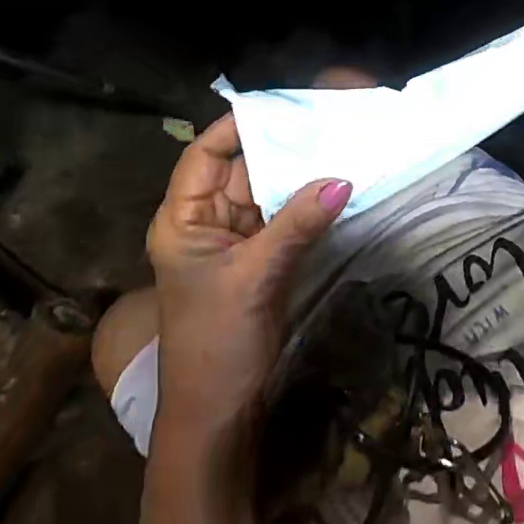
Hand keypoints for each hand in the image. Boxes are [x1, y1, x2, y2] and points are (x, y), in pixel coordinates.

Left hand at [146, 115, 350, 436]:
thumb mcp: (256, 277)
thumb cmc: (218, 342)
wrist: (217, 416)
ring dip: (294, 178)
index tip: (279, 108)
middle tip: (322, 122)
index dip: (235, 128)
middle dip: (277, 150)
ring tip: (334, 145)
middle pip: (238, 172)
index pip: (204, 155)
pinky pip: (278, 223)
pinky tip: (331, 189)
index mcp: (181, 218)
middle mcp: (202, 222)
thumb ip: (297, 224)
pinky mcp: (255, 263)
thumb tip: (342, 178)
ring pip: (262, 196)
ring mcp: (230, 243)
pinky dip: (301, 208)